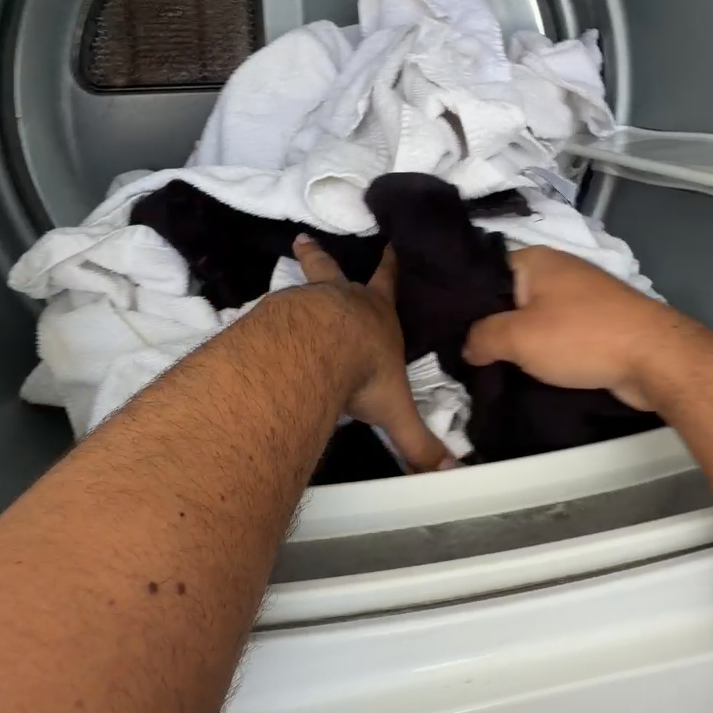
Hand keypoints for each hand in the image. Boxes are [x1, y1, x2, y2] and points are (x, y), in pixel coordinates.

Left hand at [291, 235, 451, 472]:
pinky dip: (273, 312)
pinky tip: (263, 321)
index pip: (388, 282)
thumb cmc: (364, 370)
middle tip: (301, 238)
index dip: (391, 265)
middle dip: (320, 255)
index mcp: (376, 314)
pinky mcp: (279, 313)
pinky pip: (275, 308)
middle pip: (331, 269)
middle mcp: (342, 300)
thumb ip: (417, 443)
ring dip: (296, 280)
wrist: (317, 349)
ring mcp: (308, 301)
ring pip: (301, 285)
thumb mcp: (394, 409)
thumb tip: (449, 475)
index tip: (389, 243)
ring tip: (285, 279)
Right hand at [463, 246, 693, 410]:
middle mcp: (557, 269)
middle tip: (468, 355)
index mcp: (534, 259)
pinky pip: (559, 332)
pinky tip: (531, 370)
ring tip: (494, 366)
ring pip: (534, 317)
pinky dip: (546, 349)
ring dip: (520, 342)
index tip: (449, 331)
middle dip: (491, 326)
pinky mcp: (598, 320)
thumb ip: (482, 338)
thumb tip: (467, 347)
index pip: (484, 273)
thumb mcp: (517, 338)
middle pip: (508, 297)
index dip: (465, 302)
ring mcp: (581, 294)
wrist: (655, 358)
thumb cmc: (580, 338)